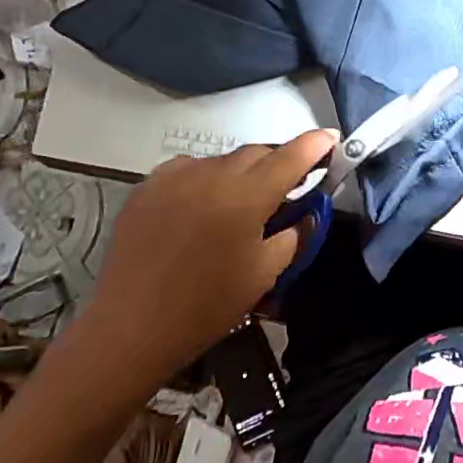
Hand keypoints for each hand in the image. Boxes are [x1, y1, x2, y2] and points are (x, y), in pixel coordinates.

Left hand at [85, 129, 337, 382]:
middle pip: (256, 153)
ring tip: (238, 205)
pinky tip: (200, 207)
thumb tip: (305, 213)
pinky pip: (188, 170)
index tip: (330, 137)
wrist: (132, 325)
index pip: (290, 158)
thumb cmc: (206, 306)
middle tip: (286, 187)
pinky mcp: (147, 185)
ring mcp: (174, 175)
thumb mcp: (263, 275)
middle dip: (277, 163)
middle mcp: (211, 174)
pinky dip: (204, 180)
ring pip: (221, 161)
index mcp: (245, 196)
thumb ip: (292, 236)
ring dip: (239, 174)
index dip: (314, 145)